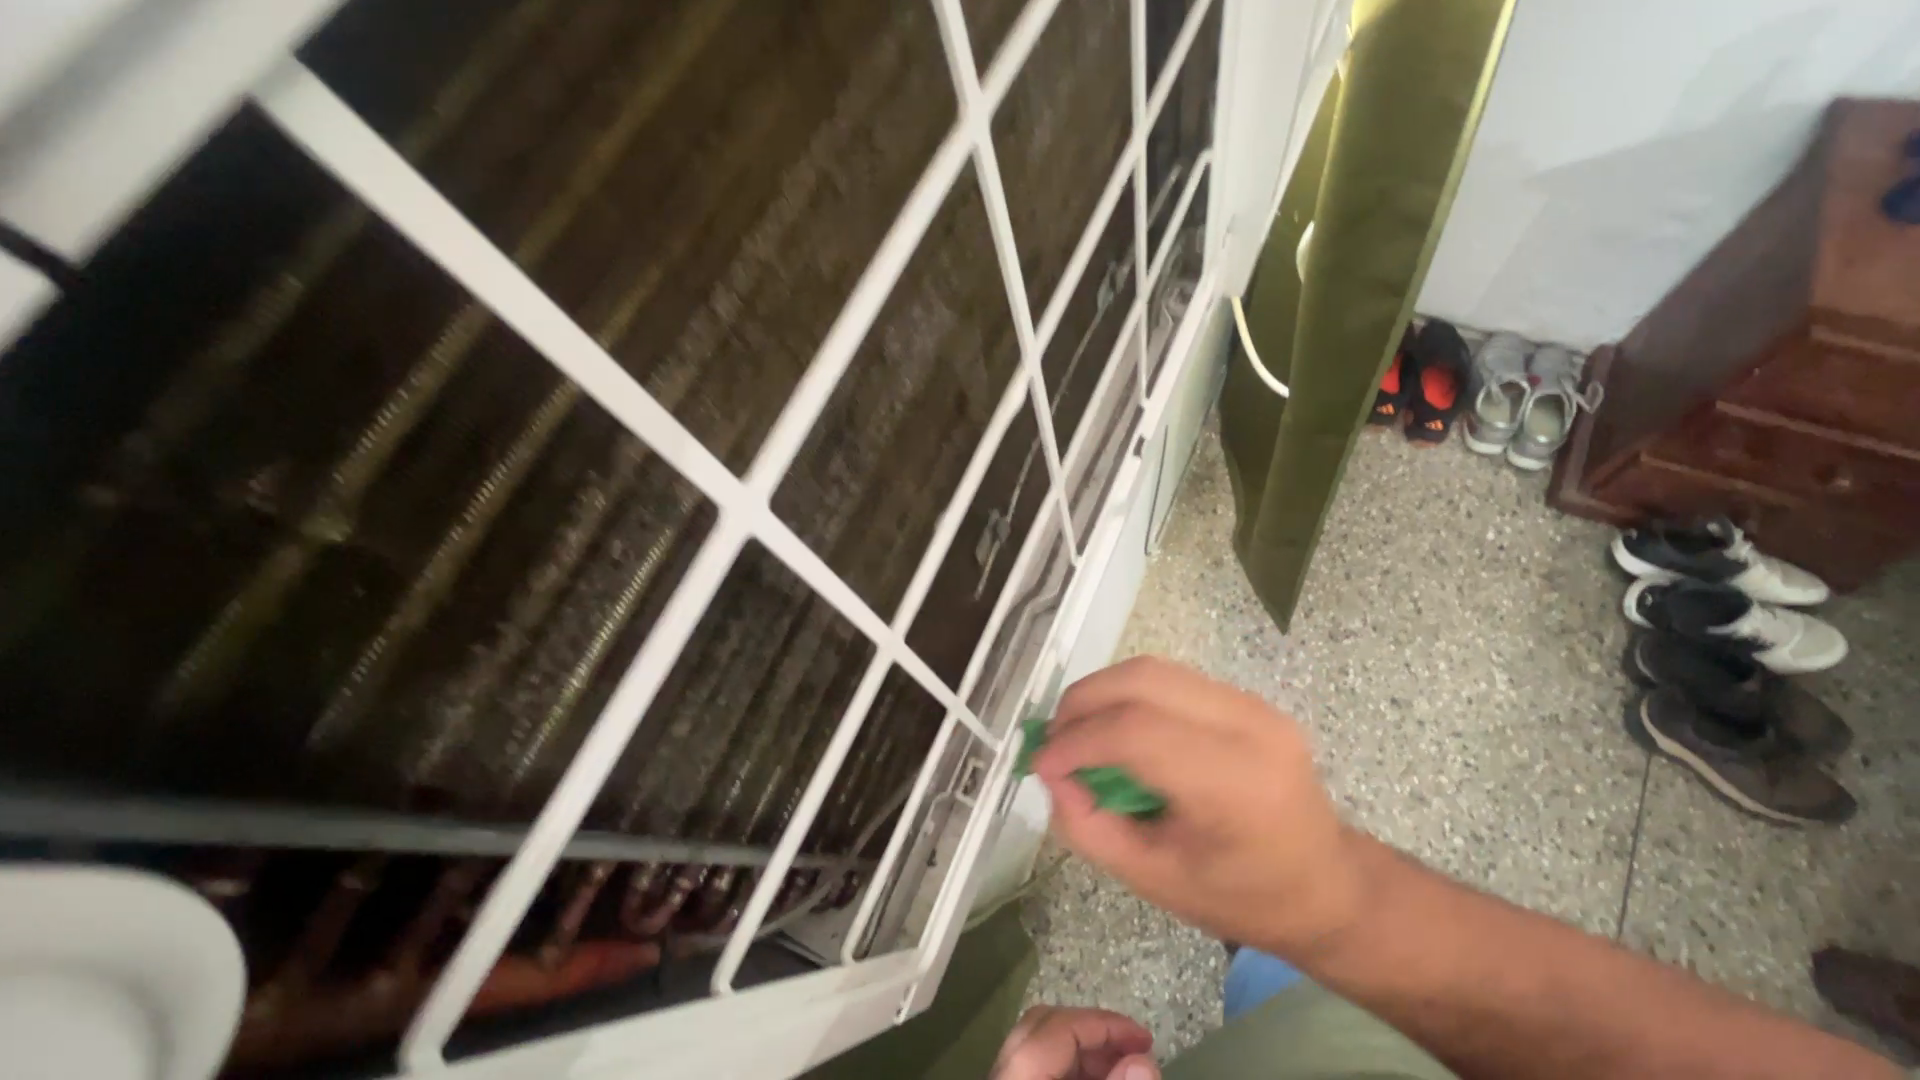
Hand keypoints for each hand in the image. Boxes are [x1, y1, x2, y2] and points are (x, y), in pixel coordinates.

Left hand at [993, 1005, 1157, 1079]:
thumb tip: (1145, 1061)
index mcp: (1017, 1074)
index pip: (1059, 1027)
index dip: (1105, 1025)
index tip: (1145, 1039)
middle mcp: (1002, 1071)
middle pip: (1042, 1026)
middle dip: (1093, 1031)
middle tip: (1136, 1050)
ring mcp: (1003, 1078)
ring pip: (1038, 1047)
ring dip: (1084, 1050)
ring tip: (1125, 1067)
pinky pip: (1035, 1068)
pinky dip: (1070, 1069)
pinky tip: (1100, 1078)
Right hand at [1032, 656, 1364, 960]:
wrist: (1327, 887)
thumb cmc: (1242, 897)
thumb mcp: (1153, 880)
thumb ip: (1090, 827)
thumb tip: (1051, 774)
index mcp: (1234, 784)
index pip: (1137, 732)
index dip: (1077, 741)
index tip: (1042, 764)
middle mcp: (1250, 728)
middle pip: (1144, 680)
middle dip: (1083, 702)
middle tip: (1053, 739)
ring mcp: (1255, 706)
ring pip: (1156, 671)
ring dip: (1104, 694)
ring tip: (1079, 734)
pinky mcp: (1250, 701)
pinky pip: (1174, 681)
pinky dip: (1131, 697)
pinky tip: (1117, 731)